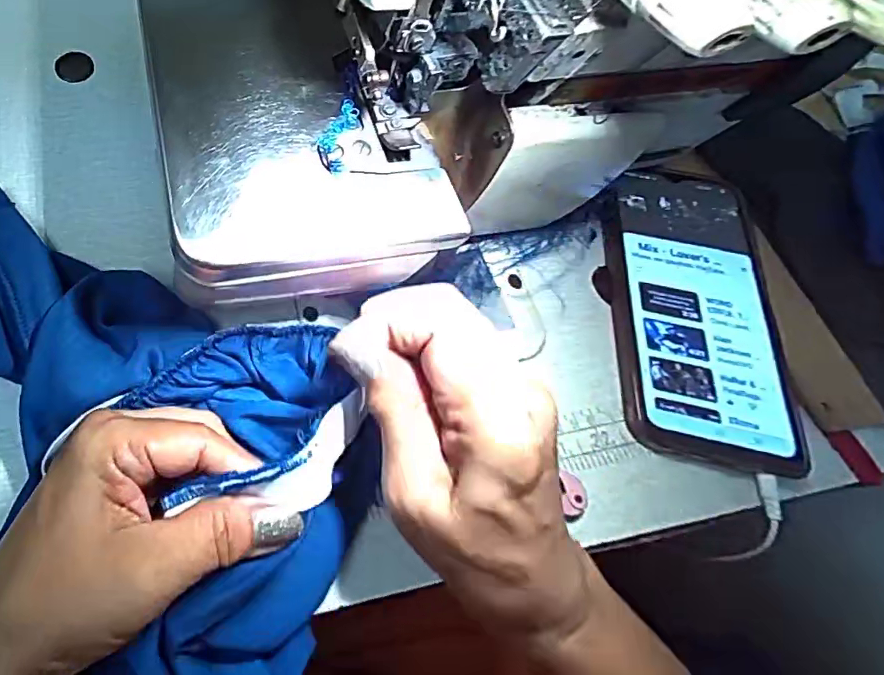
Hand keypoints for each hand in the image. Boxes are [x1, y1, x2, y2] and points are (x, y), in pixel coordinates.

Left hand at [0, 408, 304, 674]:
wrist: (2, 647)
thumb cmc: (67, 602)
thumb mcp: (152, 569)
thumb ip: (219, 534)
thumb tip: (283, 514)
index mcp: (112, 434)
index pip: (199, 436)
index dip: (247, 469)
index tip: (287, 504)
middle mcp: (110, 428)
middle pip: (193, 436)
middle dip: (233, 474)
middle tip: (270, 515)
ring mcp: (106, 452)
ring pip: (183, 454)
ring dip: (216, 486)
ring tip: (245, 521)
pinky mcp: (108, 479)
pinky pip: (166, 473)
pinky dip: (193, 494)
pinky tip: (209, 519)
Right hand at [331, 284, 682, 672]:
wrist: (535, 578)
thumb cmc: (475, 553)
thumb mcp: (412, 495)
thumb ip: (392, 411)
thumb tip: (361, 347)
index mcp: (500, 421)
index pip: (438, 325)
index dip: (383, 325)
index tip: (348, 352)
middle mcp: (522, 385)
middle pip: (446, 306)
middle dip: (389, 318)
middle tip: (356, 355)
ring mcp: (523, 377)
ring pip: (450, 311)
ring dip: (402, 326)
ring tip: (376, 365)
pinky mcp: (514, 376)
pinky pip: (457, 330)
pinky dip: (420, 338)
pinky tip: (404, 372)